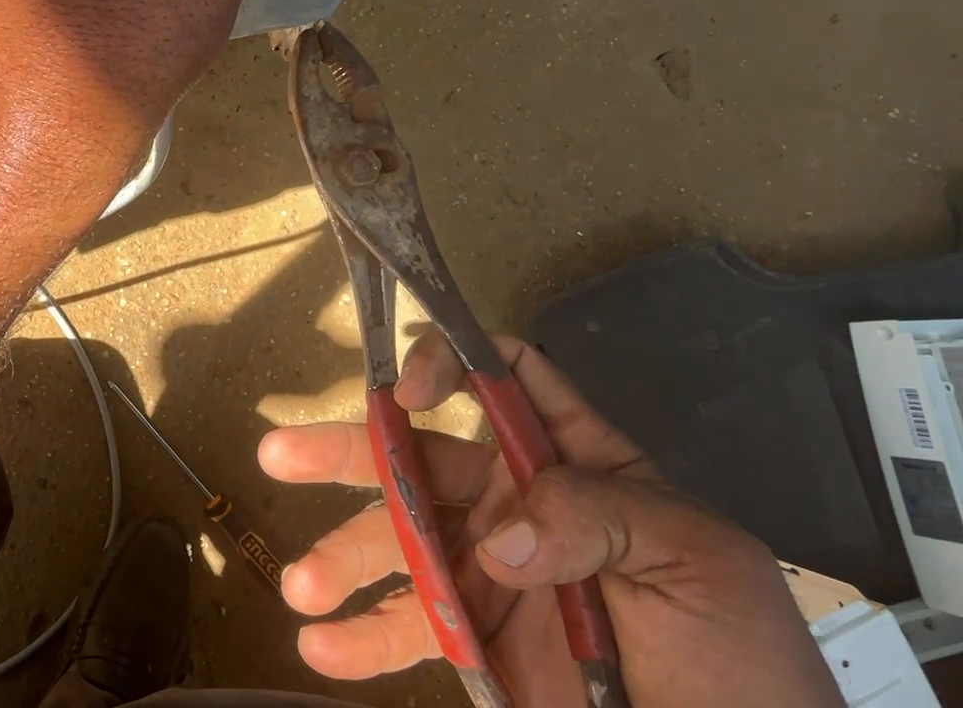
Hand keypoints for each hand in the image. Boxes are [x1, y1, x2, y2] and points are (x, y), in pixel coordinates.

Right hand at [258, 333, 841, 707]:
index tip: (412, 391)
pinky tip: (324, 647)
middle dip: (345, 452)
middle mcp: (517, 505)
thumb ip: (600, 518)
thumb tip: (497, 540)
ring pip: (394, 541)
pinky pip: (404, 627)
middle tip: (280, 456)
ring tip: (301, 588)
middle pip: (418, 455)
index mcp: (577, 464)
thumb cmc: (745, 663)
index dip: (453, 361)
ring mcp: (487, 572)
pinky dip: (359, 636)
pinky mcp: (473, 642)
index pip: (507, 379)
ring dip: (338, 556)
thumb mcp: (701, 565)